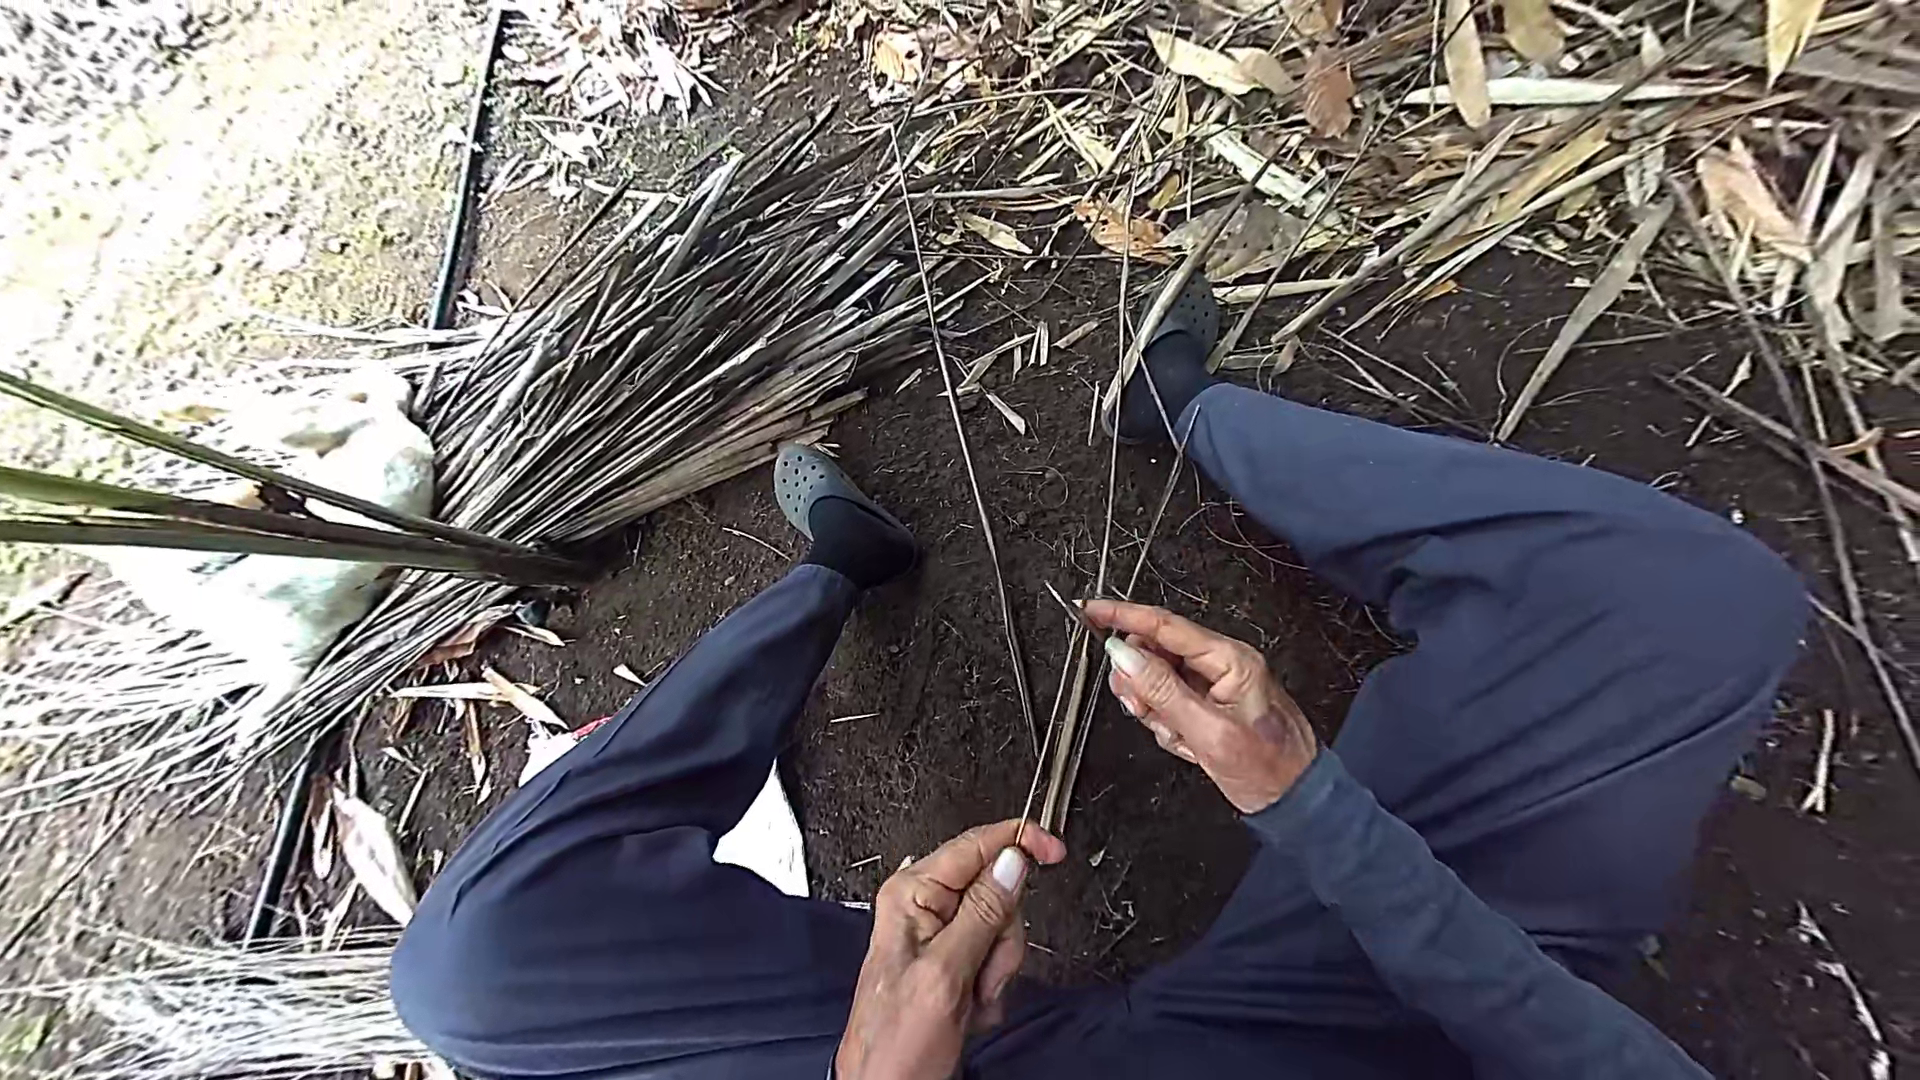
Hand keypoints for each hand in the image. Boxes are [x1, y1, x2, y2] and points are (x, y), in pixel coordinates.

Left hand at [835, 820, 1066, 1079]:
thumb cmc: (896, 1044)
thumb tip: (1013, 860)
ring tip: (974, 998)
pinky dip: (992, 981)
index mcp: (913, 890)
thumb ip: (982, 913)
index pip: (975, 845)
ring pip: (999, 921)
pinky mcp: (950, 955)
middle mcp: (925, 901)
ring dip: (998, 966)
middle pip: (994, 886)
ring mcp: (938, 929)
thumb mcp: (945, 974)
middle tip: (986, 975)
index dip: (1018, 840)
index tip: (1053, 849)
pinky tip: (971, 1006)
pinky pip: (993, 950)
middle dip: (1002, 934)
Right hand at [1083, 599, 1317, 813]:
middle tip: (1139, 706)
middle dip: (1138, 679)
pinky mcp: (1202, 701)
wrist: (1296, 803)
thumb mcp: (1210, 732)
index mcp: (1228, 659)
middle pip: (1153, 651)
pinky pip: (1161, 699)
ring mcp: (1209, 683)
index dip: (1122, 615)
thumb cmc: (1270, 768)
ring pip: (1152, 677)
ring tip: (1172, 731)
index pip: (1163, 625)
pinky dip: (1161, 720)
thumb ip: (1162, 691)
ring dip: (1150, 705)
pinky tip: (1182, 740)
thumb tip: (1123, 655)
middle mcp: (1218, 663)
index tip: (1090, 610)